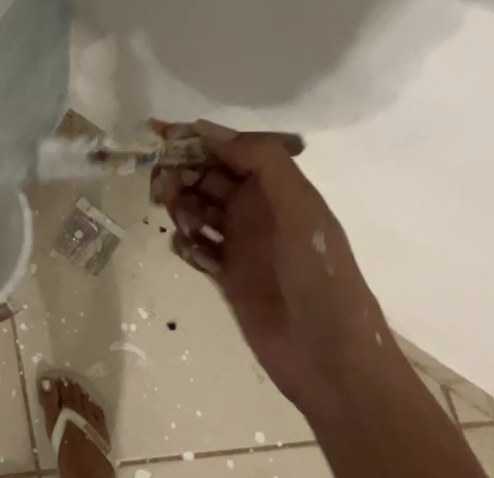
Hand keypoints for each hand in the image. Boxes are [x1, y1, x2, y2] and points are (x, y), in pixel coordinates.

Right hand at [150, 120, 387, 417]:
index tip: (160, 134)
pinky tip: (189, 250)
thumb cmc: (322, 280)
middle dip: (179, 171)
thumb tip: (207, 128)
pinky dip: (185, 241)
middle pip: (206, 175)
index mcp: (278, 189)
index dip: (196, 138)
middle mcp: (257, 210)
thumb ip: (262, 161)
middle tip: (161, 186)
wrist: (333, 364)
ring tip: (179, 221)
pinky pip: (194, 245)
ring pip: (195, 207)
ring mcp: (241, 243)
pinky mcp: (226, 275)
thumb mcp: (302, 210)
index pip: (229, 149)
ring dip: (179, 204)